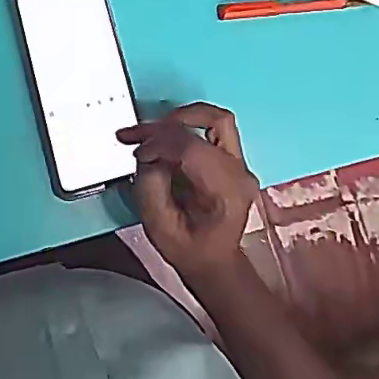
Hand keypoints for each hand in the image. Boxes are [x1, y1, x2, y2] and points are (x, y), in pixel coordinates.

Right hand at [115, 103, 258, 280]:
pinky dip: (187, 124)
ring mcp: (240, 163)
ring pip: (216, 117)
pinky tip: (166, 136)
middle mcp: (240, 173)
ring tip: (154, 129)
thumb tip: (149, 154)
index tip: (138, 152)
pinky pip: (213, 127)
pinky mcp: (233, 158)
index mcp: (226, 192)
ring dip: (181, 117)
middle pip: (208, 123)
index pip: (194, 149)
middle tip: (138, 134)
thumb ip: (151, 185)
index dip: (160, 144)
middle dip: (166, 126)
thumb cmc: (190, 250)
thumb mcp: (159, 226)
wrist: (214, 261)